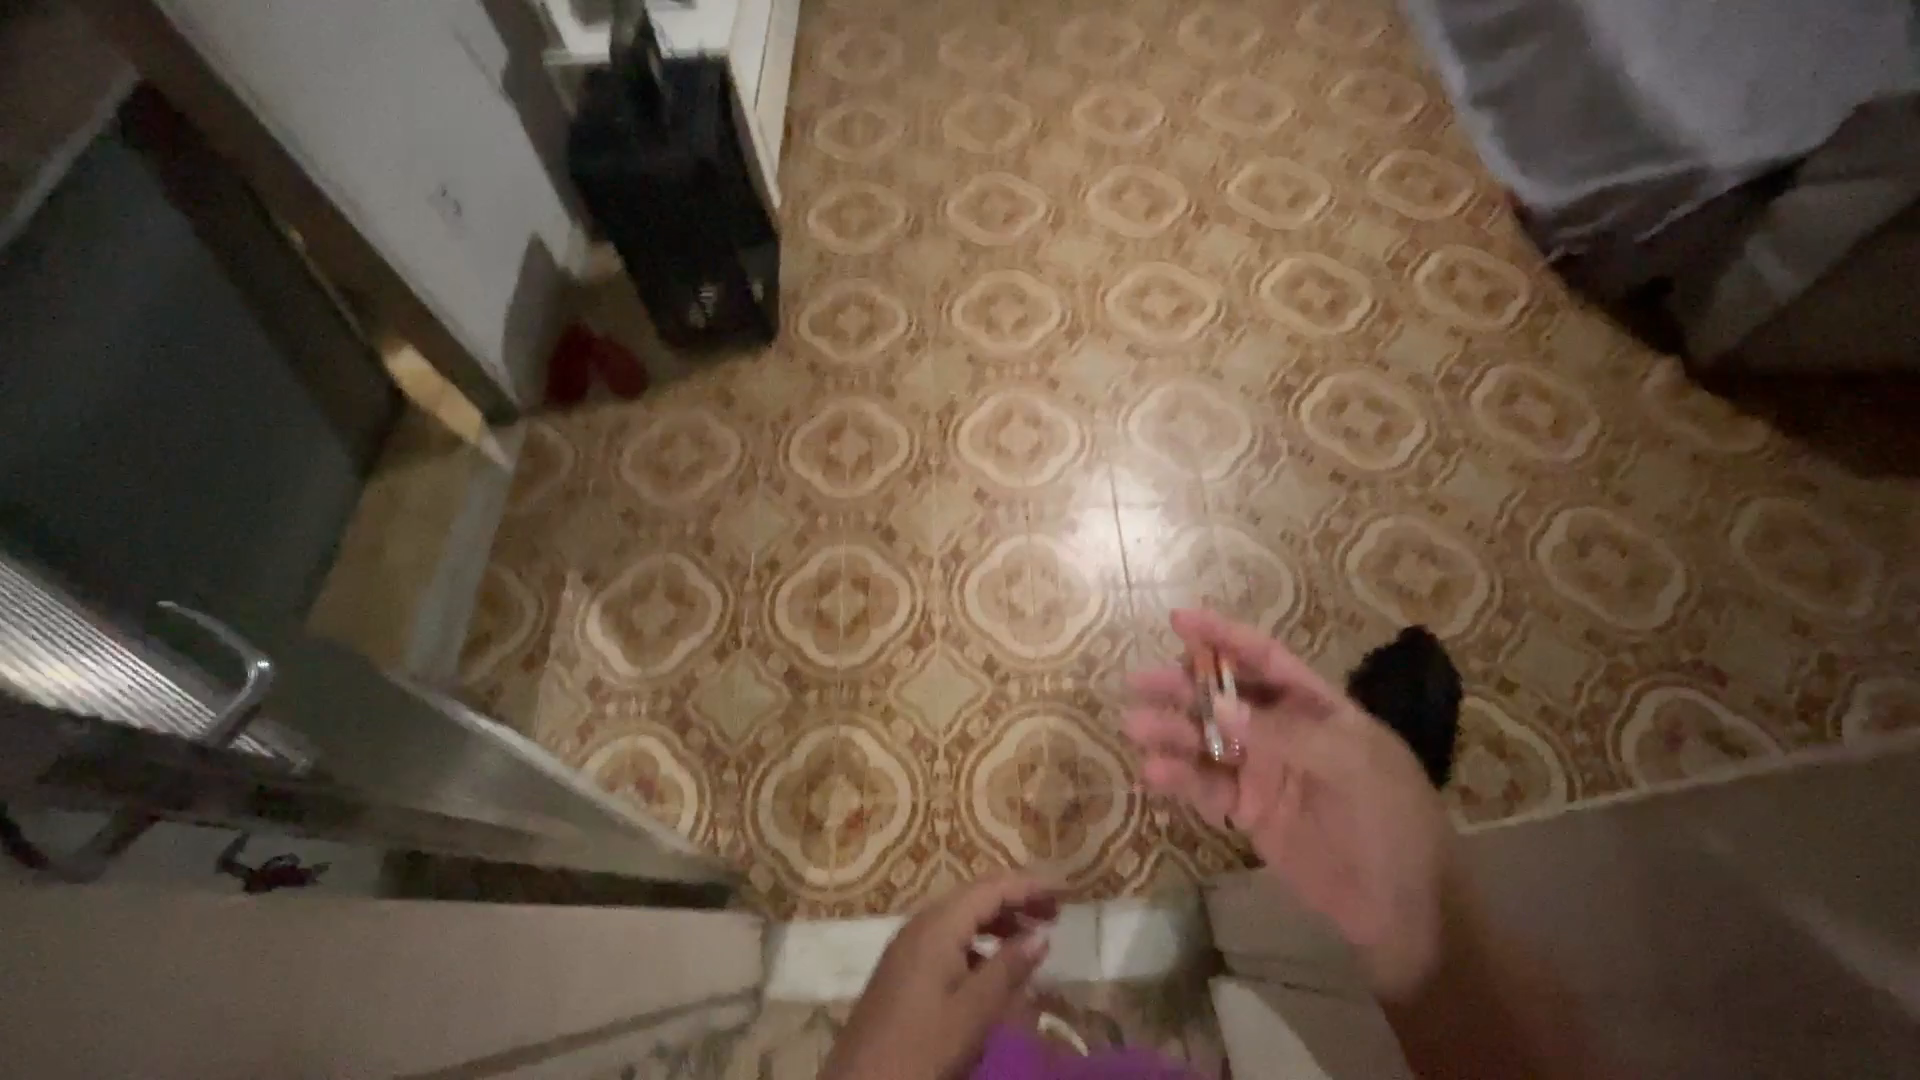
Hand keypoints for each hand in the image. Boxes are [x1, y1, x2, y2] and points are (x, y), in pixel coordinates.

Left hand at [823, 874, 1052, 1079]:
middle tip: (1055, 913)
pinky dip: (977, 942)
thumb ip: (1007, 970)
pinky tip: (993, 967)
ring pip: (960, 917)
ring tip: (1031, 938)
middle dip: (1015, 899)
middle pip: (974, 896)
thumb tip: (1041, 935)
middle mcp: (920, 925)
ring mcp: (908, 946)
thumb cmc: (920, 1049)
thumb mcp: (972, 1014)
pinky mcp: (903, 969)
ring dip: (997, 920)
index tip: (1064, 891)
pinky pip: (947, 938)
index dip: (1028, 886)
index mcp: (937, 926)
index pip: (989, 888)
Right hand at [1124, 609, 1455, 999]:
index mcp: (1315, 706)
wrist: (1403, 907)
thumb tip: (1217, 706)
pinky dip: (1179, 779)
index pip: (1264, 659)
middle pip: (1224, 697)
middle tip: (1139, 682)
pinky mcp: (1247, 812)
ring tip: (1136, 728)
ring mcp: (1262, 772)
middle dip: (1183, 685)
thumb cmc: (1389, 818)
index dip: (1223, 636)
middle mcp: (1283, 730)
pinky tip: (1154, 774)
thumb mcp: (1349, 763)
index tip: (1179, 620)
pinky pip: (1206, 787)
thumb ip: (1282, 732)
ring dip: (1172, 731)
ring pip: (1206, 741)